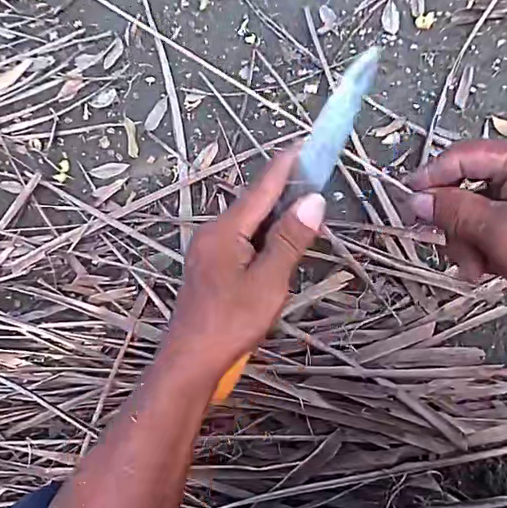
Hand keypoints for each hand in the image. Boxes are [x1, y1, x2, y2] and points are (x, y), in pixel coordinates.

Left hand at [160, 149, 325, 381]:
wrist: (191, 362)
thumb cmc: (229, 324)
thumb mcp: (269, 282)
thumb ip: (289, 240)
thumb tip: (312, 202)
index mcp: (224, 231)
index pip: (262, 188)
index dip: (287, 166)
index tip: (306, 145)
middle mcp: (211, 234)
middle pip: (254, 205)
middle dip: (285, 194)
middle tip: (315, 187)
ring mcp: (207, 253)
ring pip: (248, 226)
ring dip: (275, 221)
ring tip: (303, 222)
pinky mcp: (209, 270)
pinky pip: (241, 243)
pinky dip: (263, 241)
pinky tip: (277, 253)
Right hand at [405, 132, 506, 313]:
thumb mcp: (503, 234)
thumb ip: (455, 212)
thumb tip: (418, 199)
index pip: (463, 156)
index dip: (430, 181)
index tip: (408, 206)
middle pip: (473, 186)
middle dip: (461, 226)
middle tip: (464, 261)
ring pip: (488, 209)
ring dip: (477, 242)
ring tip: (487, 271)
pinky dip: (497, 245)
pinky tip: (504, 268)